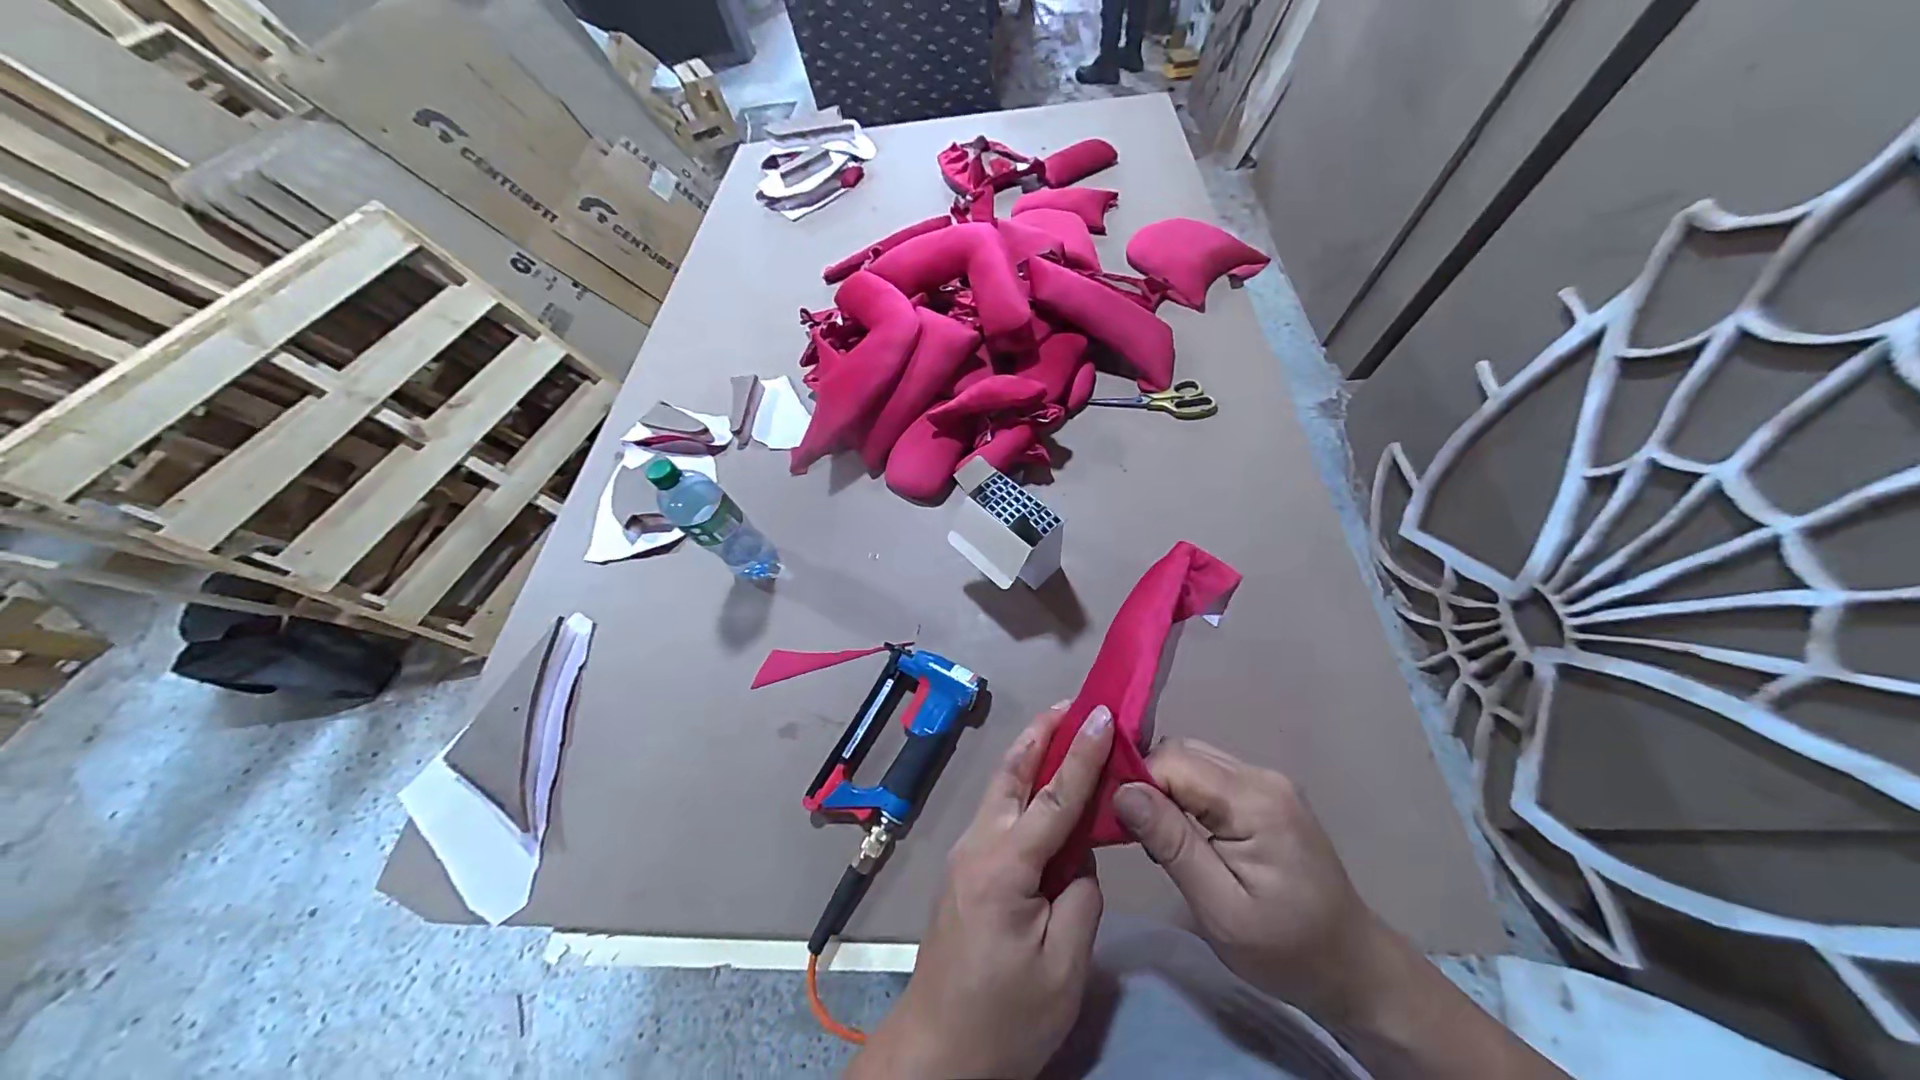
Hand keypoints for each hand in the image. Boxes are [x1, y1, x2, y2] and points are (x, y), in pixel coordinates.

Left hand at [850, 702, 1113, 1079]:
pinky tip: (1045, 795)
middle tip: (1072, 705)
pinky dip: (1024, 792)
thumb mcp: (1063, 966)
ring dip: (1030, 757)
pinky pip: (998, 816)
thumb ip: (1080, 896)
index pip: (1053, 797)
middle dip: (1041, 734)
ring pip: (1000, 791)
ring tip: (1062, 732)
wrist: (939, 1051)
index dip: (1082, 754)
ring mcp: (964, 856)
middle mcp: (977, 846)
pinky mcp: (964, 871)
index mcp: (1003, 866)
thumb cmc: (1006, 1016)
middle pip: (1011, 775)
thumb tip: (1078, 856)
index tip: (1101, 714)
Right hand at [1110, 738, 1388, 1020]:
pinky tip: (1183, 832)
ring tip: (1158, 837)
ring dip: (1164, 788)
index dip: (1136, 781)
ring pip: (1192, 759)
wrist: (1353, 969)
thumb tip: (1122, 791)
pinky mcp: (1266, 794)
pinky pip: (1209, 775)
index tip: (1116, 822)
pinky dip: (1184, 794)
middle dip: (1147, 783)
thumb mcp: (1220, 908)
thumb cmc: (1286, 949)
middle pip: (1181, 752)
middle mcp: (1261, 776)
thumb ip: (1172, 843)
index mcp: (1254, 800)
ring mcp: (1267, 782)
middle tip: (1135, 835)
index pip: (1173, 760)